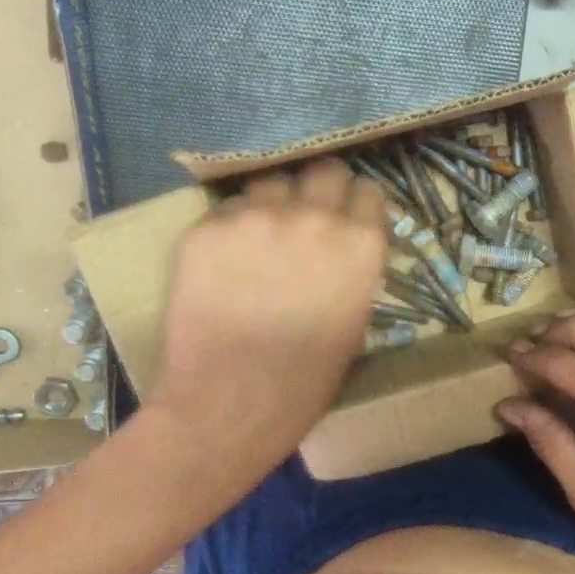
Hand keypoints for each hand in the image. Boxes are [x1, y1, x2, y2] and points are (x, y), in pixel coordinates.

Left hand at [145, 159, 386, 472]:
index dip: (355, 206)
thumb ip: (353, 271)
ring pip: (270, 182)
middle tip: (306, 215)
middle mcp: (314, 217)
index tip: (345, 218)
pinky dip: (232, 226)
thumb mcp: (353, 324)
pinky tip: (227, 261)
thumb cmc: (304, 382)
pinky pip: (227, 209)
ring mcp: (257, 216)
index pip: (367, 192)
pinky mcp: (207, 227)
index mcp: (360, 245)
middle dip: (319, 187)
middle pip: (323, 169)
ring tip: (261, 238)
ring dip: (272, 202)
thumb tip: (343, 248)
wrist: (230, 404)